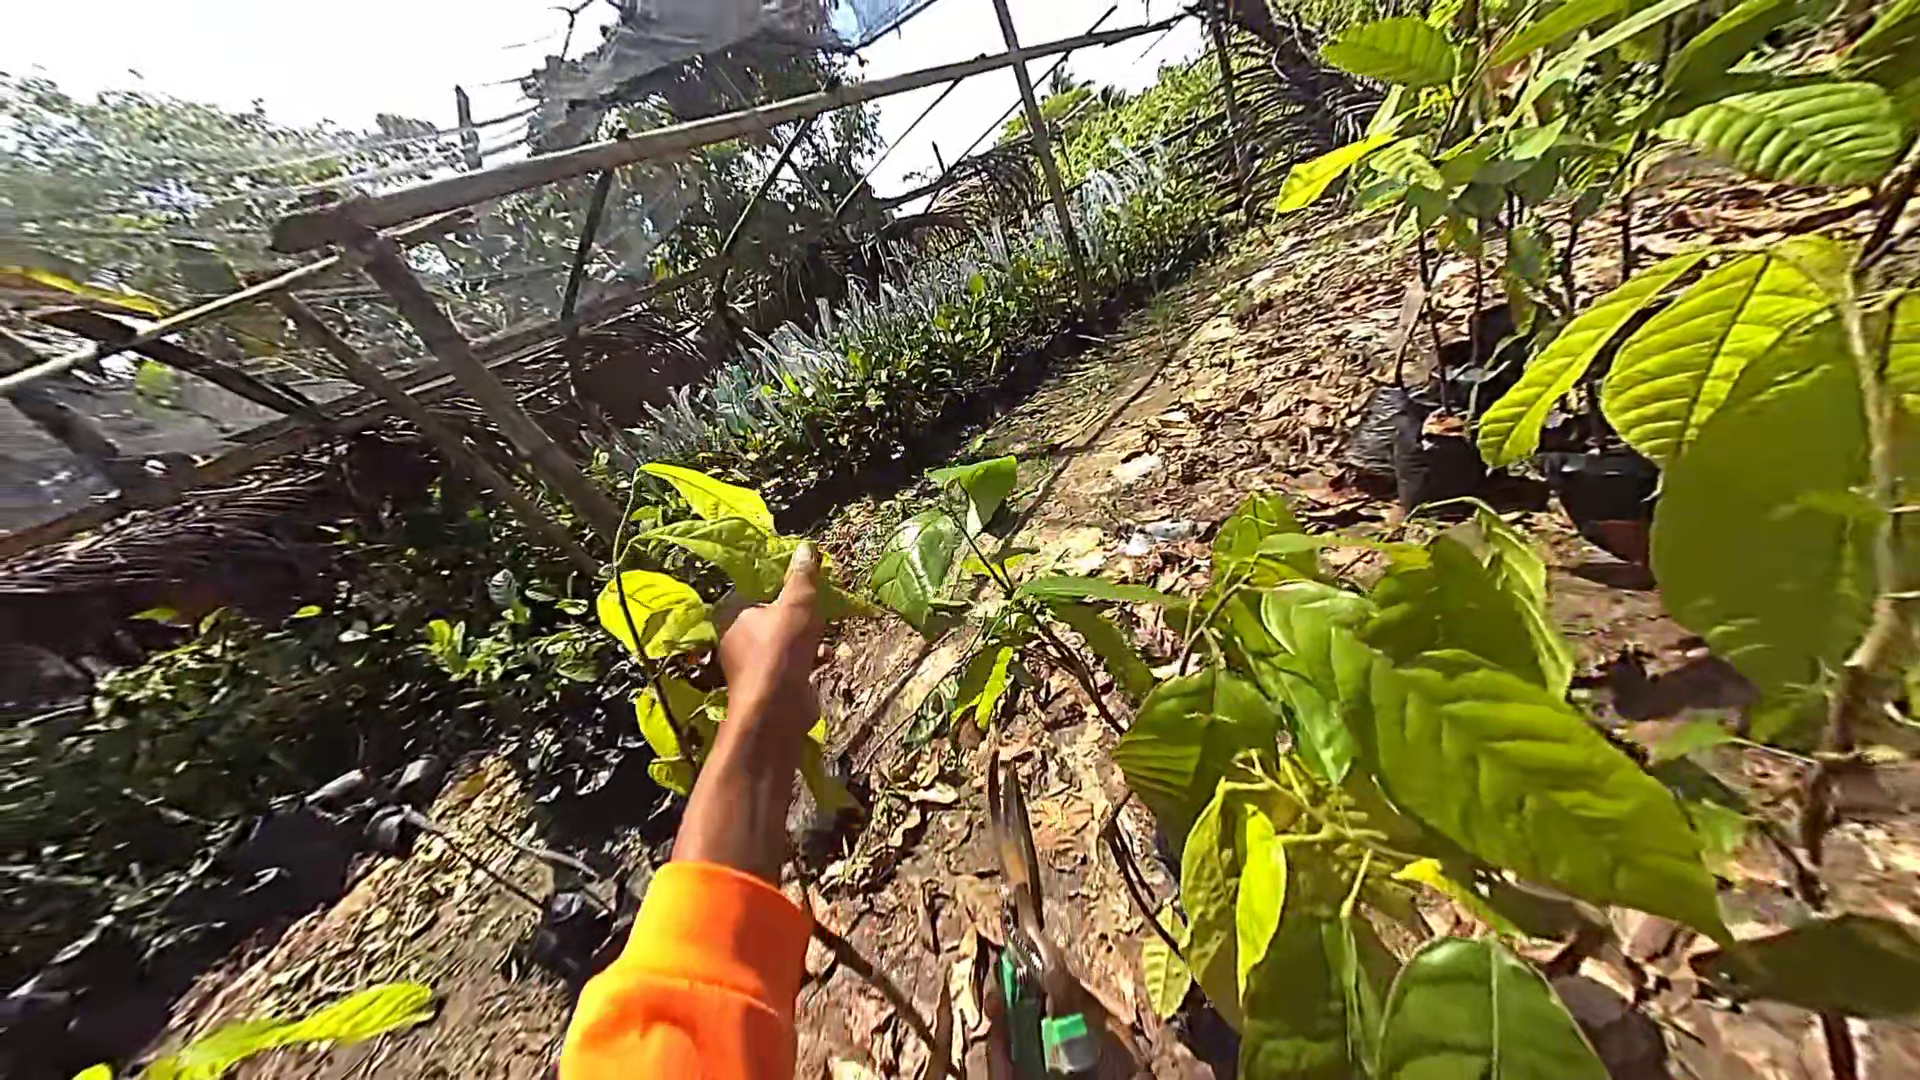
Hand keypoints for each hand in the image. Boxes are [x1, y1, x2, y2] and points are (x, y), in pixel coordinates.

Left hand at [716, 541, 824, 735]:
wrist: (778, 709)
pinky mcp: (770, 680)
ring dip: (809, 635)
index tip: (806, 578)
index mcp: (733, 612)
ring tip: (826, 633)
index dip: (782, 581)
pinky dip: (810, 656)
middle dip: (800, 611)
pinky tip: (827, 656)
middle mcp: (736, 636)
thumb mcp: (797, 604)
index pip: (756, 586)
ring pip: (785, 637)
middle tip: (821, 604)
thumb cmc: (781, 650)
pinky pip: (792, 659)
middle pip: (773, 612)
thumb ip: (802, 576)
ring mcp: (752, 660)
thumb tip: (807, 547)